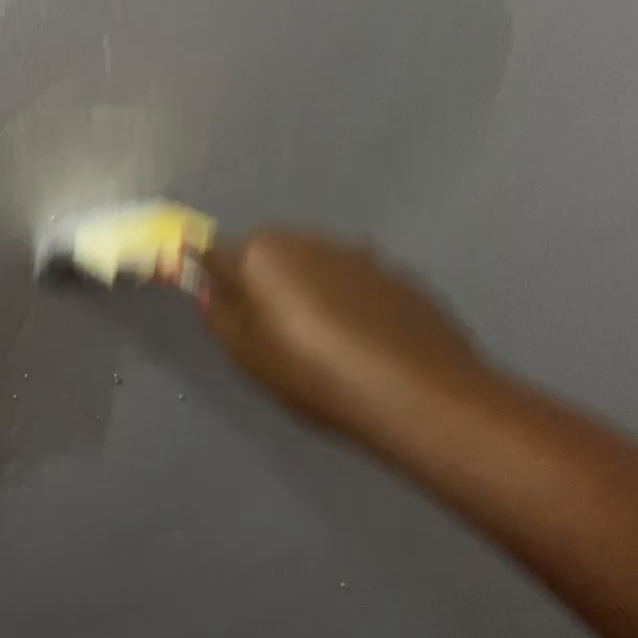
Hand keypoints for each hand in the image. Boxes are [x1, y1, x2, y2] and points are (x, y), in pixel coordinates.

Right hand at [198, 229, 492, 438]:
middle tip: (269, 327)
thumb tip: (213, 291)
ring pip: (313, 264)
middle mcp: (305, 239)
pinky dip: (349, 300)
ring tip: (323, 337)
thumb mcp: (246, 355)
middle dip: (262, 279)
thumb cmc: (315, 375)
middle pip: (265, 252)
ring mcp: (357, 254)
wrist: (426, 399)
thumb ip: (219, 314)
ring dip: (308, 287)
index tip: (221, 307)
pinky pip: (354, 282)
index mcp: (259, 253)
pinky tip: (362, 341)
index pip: (212, 252)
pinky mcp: (400, 276)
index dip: (212, 279)